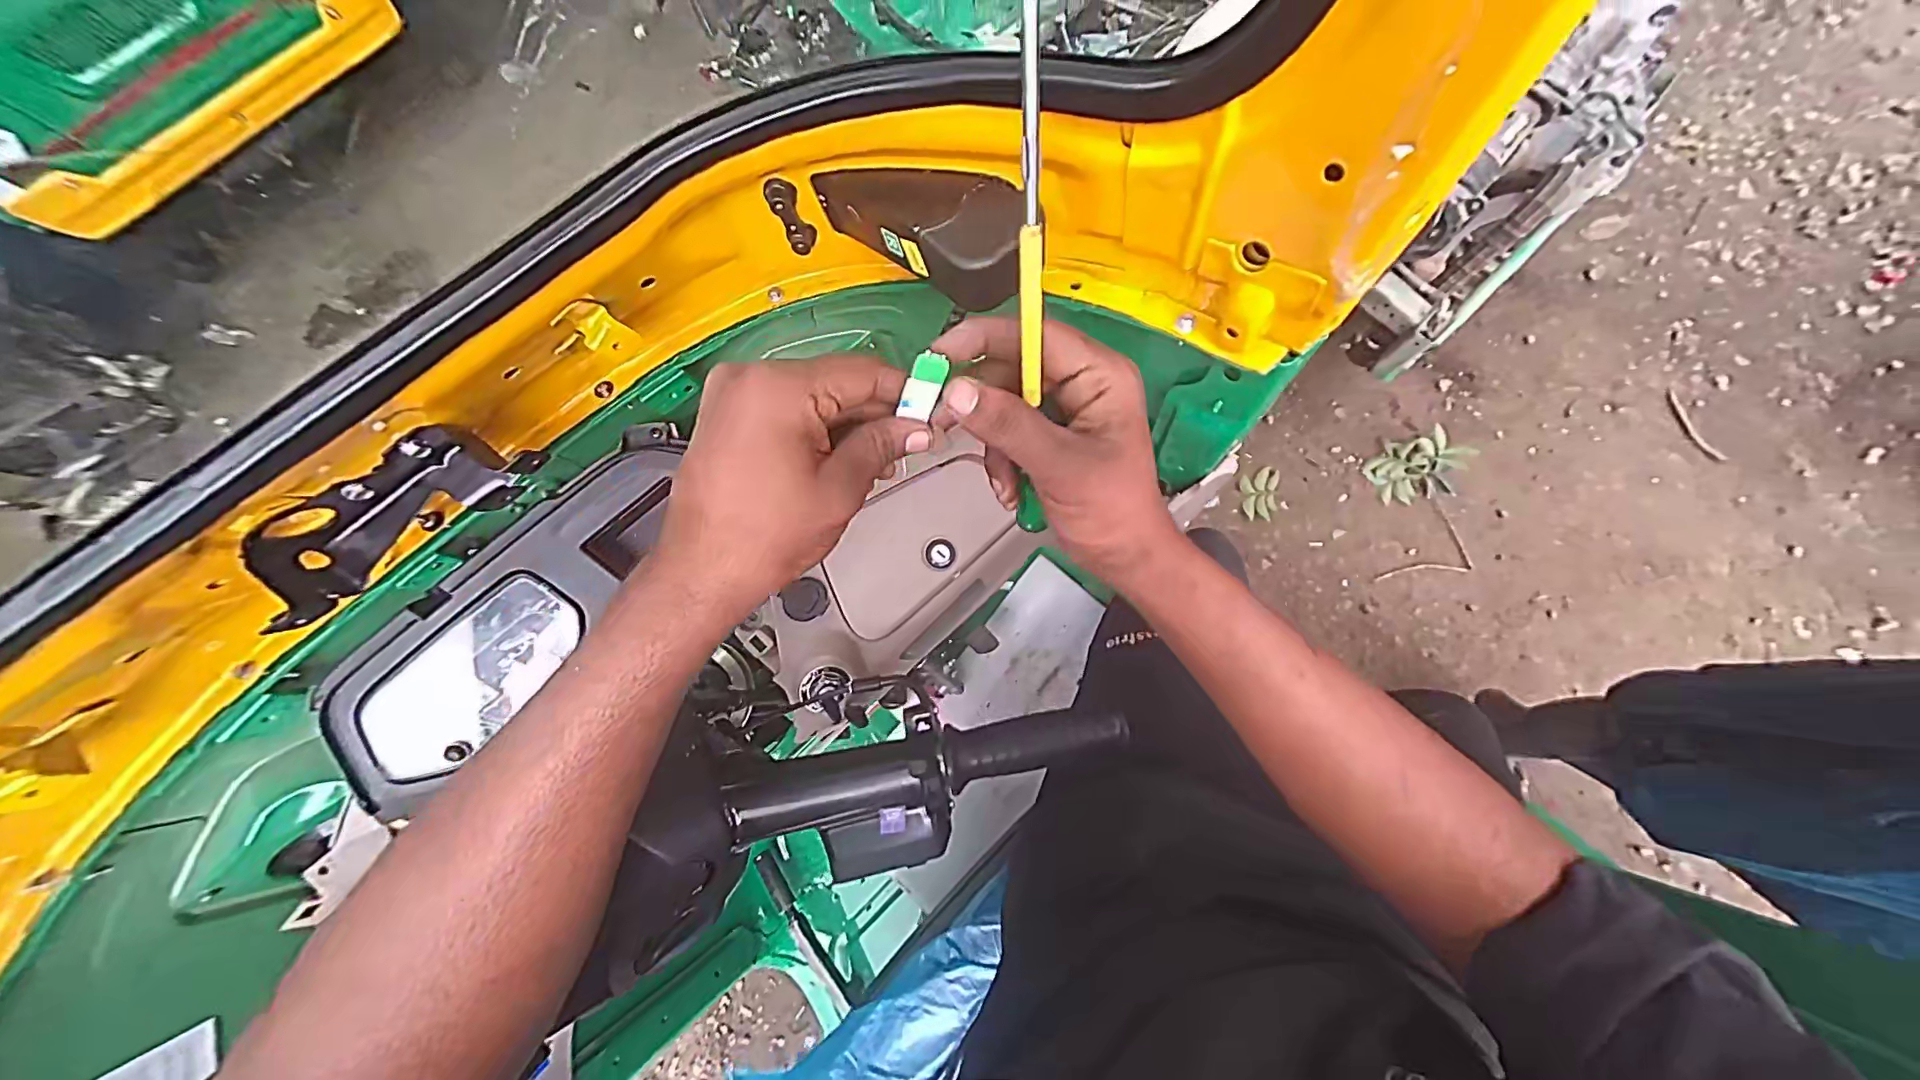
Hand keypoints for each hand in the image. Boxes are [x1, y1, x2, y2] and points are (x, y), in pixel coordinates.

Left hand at [650, 355, 930, 622]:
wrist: (704, 571)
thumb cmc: (758, 540)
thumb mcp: (839, 490)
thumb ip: (881, 446)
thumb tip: (912, 427)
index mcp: (777, 389)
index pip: (861, 372)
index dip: (904, 391)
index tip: (928, 409)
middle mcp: (748, 380)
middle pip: (835, 381)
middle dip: (876, 413)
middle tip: (909, 440)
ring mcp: (733, 396)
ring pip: (813, 395)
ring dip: (849, 424)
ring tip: (877, 460)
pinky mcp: (727, 415)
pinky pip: (786, 408)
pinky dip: (818, 428)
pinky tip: (842, 457)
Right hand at [929, 317, 1181, 582]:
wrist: (1124, 556)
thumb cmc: (1113, 512)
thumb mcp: (1059, 465)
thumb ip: (1008, 425)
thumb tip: (959, 391)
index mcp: (1100, 376)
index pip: (1035, 334)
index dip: (985, 338)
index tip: (943, 355)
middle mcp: (1081, 384)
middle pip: (1012, 368)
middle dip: (983, 404)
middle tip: (948, 423)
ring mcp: (1064, 409)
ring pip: (1004, 402)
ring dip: (993, 442)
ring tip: (1004, 478)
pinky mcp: (1050, 434)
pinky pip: (1008, 429)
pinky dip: (1000, 458)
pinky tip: (1011, 486)